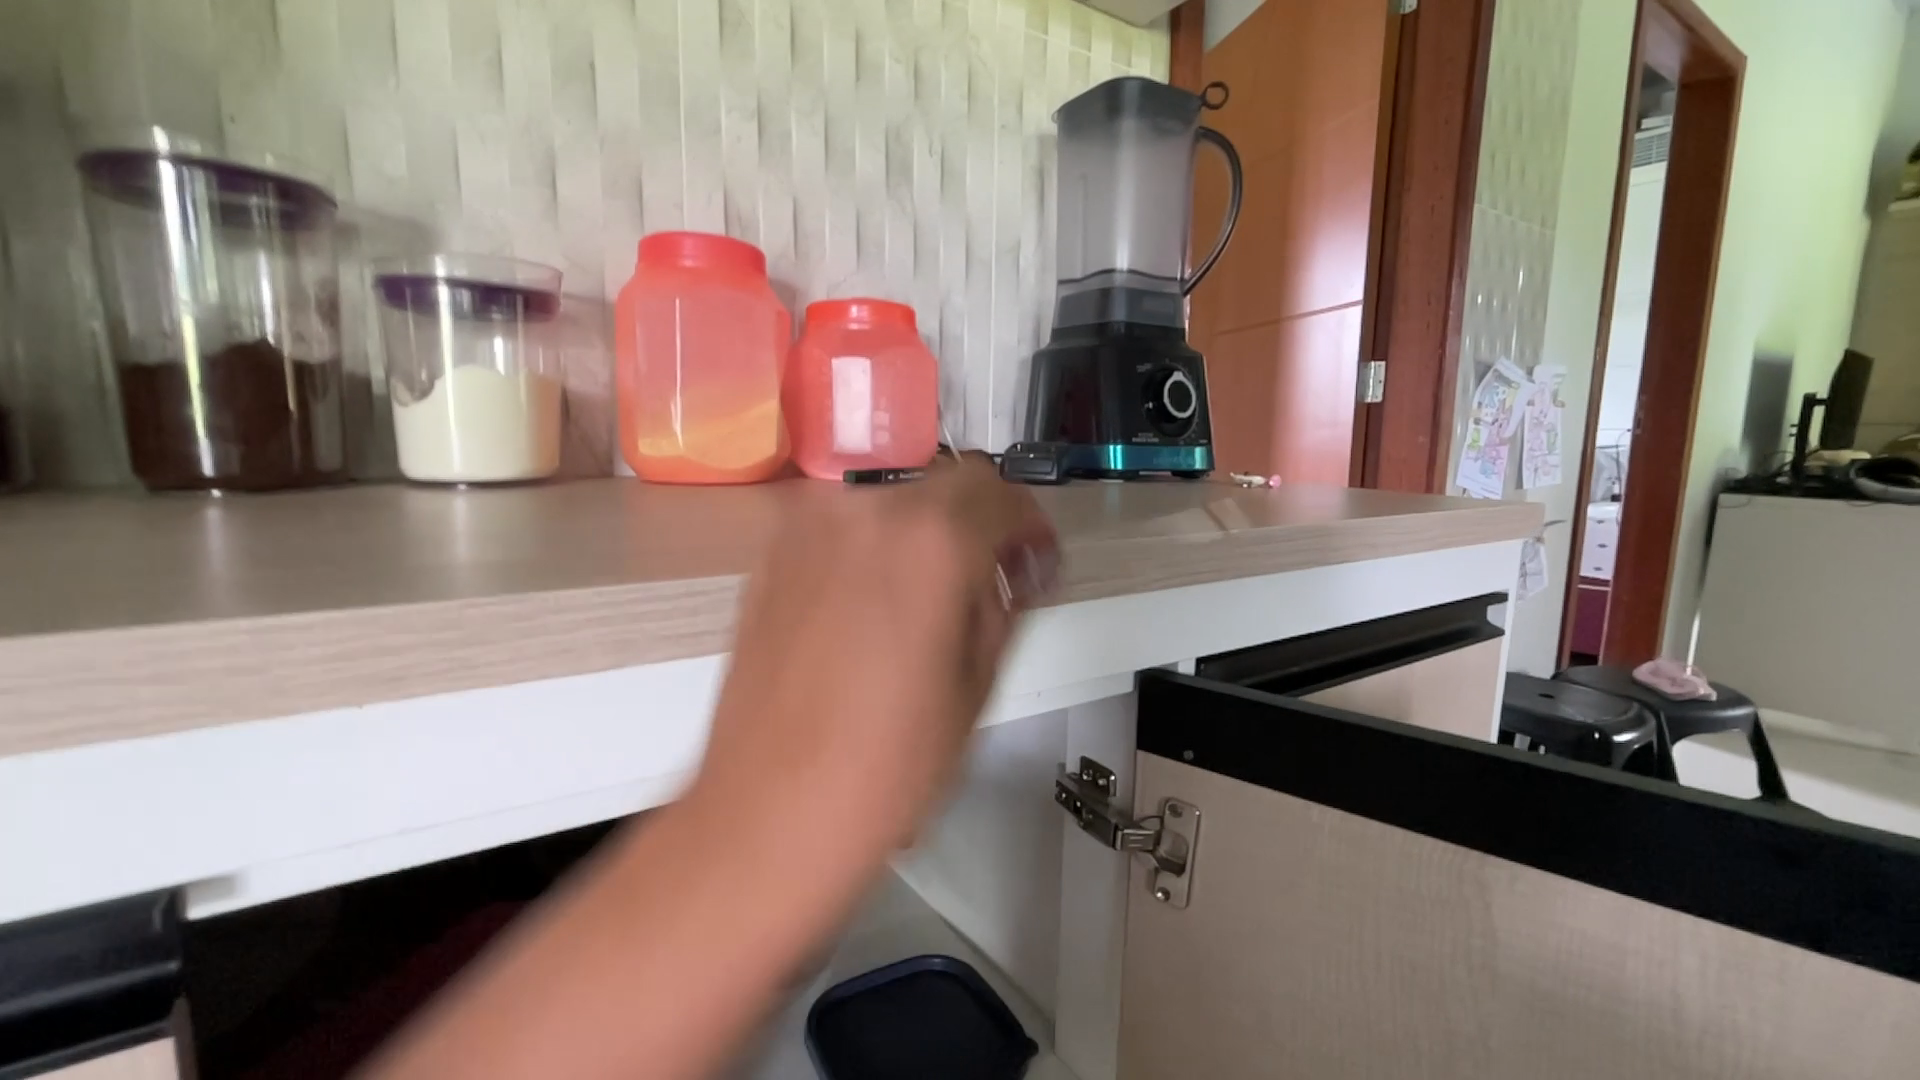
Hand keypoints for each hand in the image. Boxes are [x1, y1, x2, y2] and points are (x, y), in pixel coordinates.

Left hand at [690, 459, 1059, 860]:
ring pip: (890, 504)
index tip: (1032, 564)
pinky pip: (842, 530)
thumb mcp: (977, 683)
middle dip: (977, 526)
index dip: (1028, 526)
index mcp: (929, 539)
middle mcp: (863, 512)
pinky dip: (872, 550)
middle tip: (989, 586)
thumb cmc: (886, 764)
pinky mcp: (770, 556)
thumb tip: (1012, 568)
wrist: (769, 810)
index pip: (999, 491)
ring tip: (928, 604)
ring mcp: (806, 528)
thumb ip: (1001, 602)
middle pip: (943, 487)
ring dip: (922, 537)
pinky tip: (875, 610)